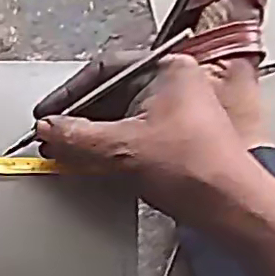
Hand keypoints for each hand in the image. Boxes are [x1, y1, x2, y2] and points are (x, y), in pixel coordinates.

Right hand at [32, 53, 258, 221]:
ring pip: (113, 118)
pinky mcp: (167, 139)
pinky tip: (82, 160)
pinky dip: (100, 148)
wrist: (228, 204)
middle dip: (74, 119)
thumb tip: (48, 127)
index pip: (102, 71)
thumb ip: (77, 135)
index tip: (47, 113)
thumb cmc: (197, 167)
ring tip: (60, 151)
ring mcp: (170, 113)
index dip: (67, 94)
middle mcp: (170, 86)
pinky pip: (124, 136)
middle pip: (106, 96)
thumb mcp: (123, 147)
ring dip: (84, 136)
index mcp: (166, 71)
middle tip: (50, 135)